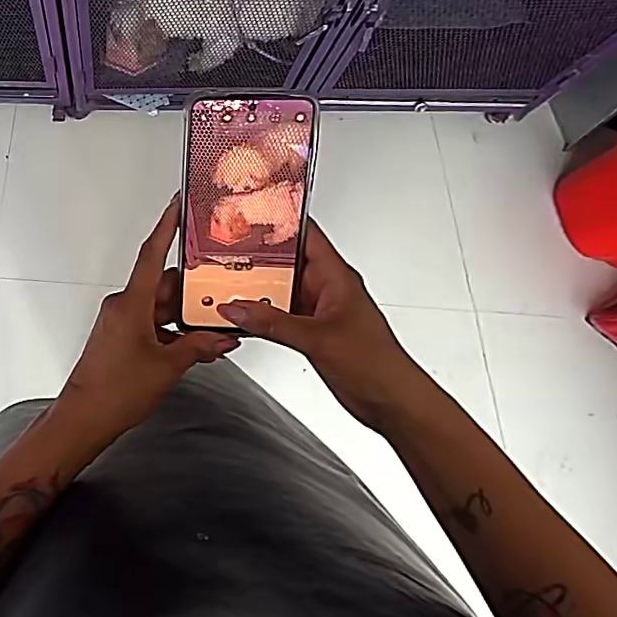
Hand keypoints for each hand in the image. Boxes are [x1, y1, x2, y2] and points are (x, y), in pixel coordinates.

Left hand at [53, 196, 238, 444]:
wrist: (84, 418)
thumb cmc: (113, 392)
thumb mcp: (168, 367)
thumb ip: (198, 347)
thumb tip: (221, 338)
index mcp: (130, 303)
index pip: (152, 253)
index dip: (166, 225)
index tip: (177, 204)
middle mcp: (123, 306)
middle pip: (163, 284)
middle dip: (192, 291)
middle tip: (220, 291)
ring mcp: (120, 321)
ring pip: (158, 306)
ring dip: (183, 316)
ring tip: (212, 327)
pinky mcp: (120, 336)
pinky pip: (151, 322)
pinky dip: (171, 330)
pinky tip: (192, 345)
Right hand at [216, 220, 422, 424]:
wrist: (393, 403)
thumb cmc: (379, 365)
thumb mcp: (318, 339)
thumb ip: (272, 323)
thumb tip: (237, 309)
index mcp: (336, 276)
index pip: (305, 234)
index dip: (279, 220)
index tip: (251, 213)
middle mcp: (325, 288)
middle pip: (284, 261)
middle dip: (255, 257)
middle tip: (224, 251)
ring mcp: (317, 310)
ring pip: (278, 289)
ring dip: (254, 288)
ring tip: (224, 282)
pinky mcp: (310, 331)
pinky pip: (278, 314)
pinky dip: (259, 314)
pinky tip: (241, 315)